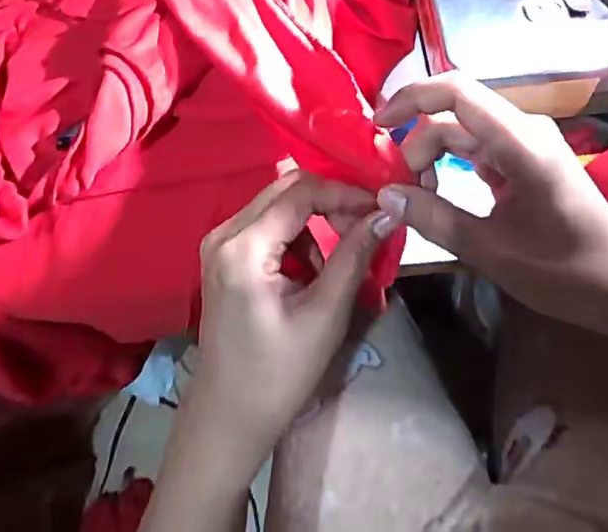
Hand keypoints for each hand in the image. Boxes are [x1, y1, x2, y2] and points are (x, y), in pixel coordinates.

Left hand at [189, 171, 393, 455]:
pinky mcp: (225, 254)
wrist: (228, 419)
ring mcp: (220, 241)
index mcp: (243, 247)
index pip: (300, 192)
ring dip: (316, 219)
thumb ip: (354, 256)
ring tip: (345, 252)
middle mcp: (225, 232)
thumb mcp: (325, 314)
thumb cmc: (277, 374)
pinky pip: (269, 223)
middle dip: (332, 200)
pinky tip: (315, 267)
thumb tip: (387, 212)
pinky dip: (298, 234)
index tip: (380, 206)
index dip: (344, 192)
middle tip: (367, 223)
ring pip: (279, 203)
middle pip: (287, 189)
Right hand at [373, 73, 607, 343]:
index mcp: (522, 143)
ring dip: (432, 156)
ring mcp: (526, 142)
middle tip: (396, 186)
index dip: (412, 98)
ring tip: (416, 195)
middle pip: (454, 114)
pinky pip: (476, 148)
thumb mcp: (492, 251)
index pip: (457, 92)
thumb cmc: (566, 272)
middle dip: (417, 142)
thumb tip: (385, 196)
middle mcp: (524, 130)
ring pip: (462, 131)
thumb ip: (434, 218)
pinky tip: (436, 192)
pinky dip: (450, 164)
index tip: (378, 125)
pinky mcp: (524, 158)